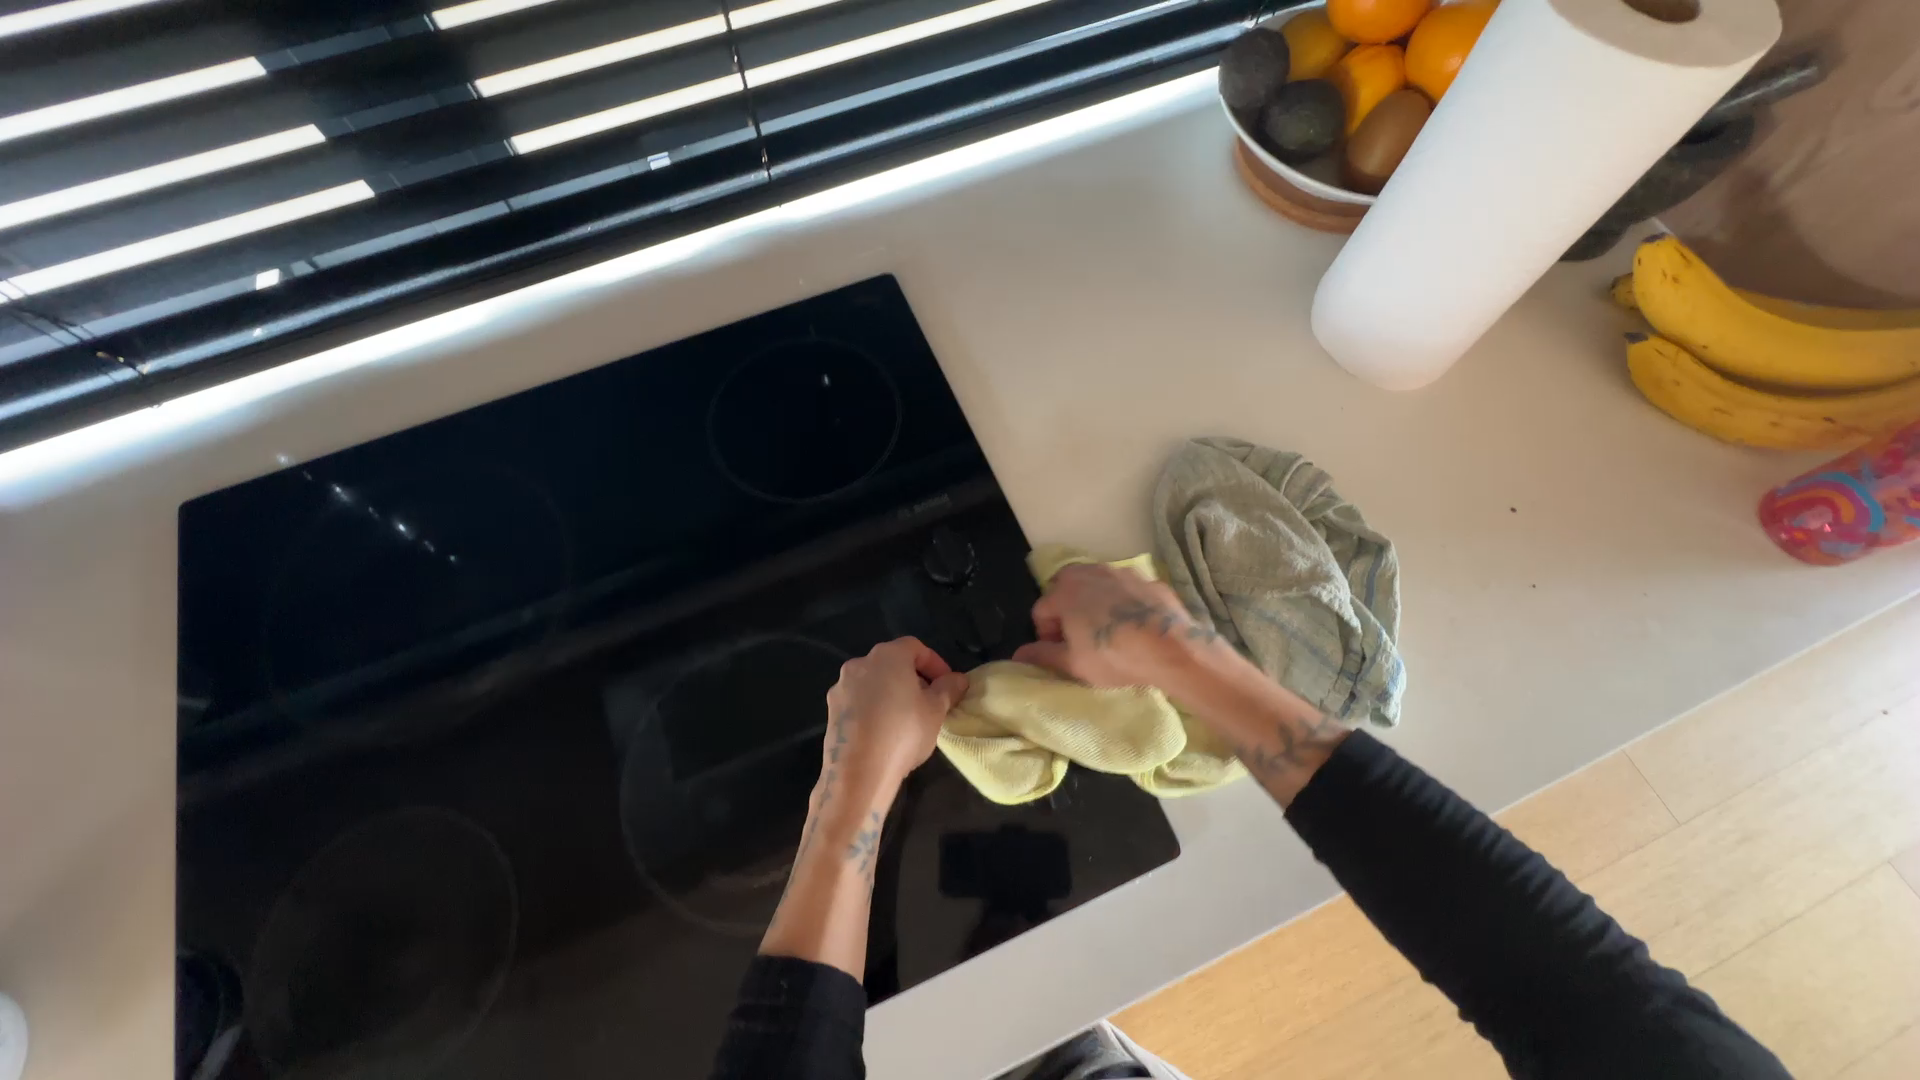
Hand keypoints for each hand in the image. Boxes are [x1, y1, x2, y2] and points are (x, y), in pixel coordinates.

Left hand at [817, 637, 967, 806]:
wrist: (859, 772)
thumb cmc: (904, 732)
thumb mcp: (936, 710)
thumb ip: (948, 689)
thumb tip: (958, 679)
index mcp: (887, 656)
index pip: (915, 647)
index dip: (935, 663)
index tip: (947, 684)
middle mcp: (860, 663)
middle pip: (892, 663)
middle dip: (913, 678)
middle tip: (929, 701)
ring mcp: (841, 687)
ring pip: (873, 682)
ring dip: (892, 693)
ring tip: (907, 718)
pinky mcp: (832, 711)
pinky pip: (858, 701)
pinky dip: (873, 708)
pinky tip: (884, 732)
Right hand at [1012, 562, 1227, 692]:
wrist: (1171, 648)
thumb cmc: (1114, 656)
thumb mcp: (1074, 664)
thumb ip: (1042, 656)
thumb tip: (1017, 654)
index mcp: (1066, 592)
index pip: (1041, 609)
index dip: (1045, 633)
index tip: (1058, 650)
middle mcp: (1090, 573)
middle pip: (1067, 587)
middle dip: (1067, 609)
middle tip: (1079, 636)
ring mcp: (1122, 573)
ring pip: (1098, 583)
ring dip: (1095, 601)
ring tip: (1107, 629)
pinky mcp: (1149, 580)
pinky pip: (1127, 589)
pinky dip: (1123, 602)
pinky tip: (1134, 624)